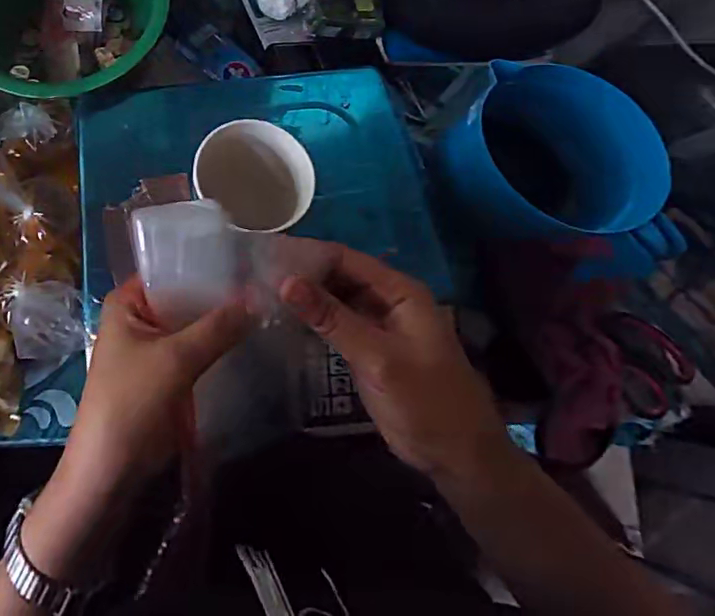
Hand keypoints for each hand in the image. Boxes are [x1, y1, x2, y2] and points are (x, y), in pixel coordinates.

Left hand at [65, 277, 251, 488]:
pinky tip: (250, 339)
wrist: (110, 470)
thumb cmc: (131, 402)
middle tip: (265, 284)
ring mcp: (151, 347)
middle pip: (182, 298)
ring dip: (220, 323)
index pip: (167, 269)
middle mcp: (136, 318)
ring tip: (267, 307)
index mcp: (125, 302)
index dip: (203, 264)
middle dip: (218, 296)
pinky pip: (195, 351)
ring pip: (191, 326)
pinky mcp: (165, 374)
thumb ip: (216, 328)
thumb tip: (258, 296)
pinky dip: (216, 347)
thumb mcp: (175, 359)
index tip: (246, 260)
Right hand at [277, 239, 508, 479]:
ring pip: (332, 297)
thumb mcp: (378, 358)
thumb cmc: (428, 404)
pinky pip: (333, 321)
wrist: (460, 461)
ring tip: (259, 290)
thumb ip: (331, 318)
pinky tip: (280, 316)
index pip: (344, 257)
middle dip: (300, 272)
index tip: (265, 256)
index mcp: (400, 292)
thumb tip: (284, 281)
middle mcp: (387, 300)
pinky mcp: (366, 347)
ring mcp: (376, 324)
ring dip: (302, 295)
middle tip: (255, 273)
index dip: (306, 254)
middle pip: (336, 274)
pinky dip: (310, 317)